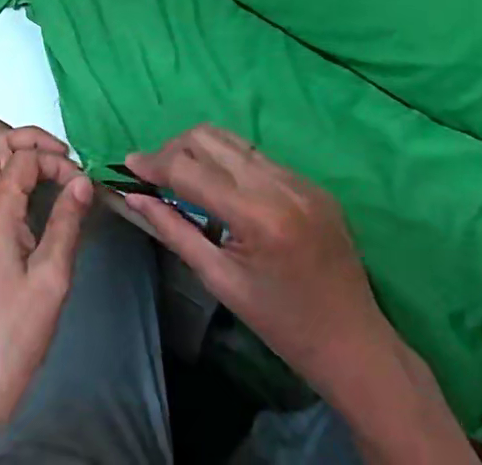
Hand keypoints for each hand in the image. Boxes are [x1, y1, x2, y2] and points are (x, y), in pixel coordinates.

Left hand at [0, 127, 92, 463]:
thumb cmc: (17, 330)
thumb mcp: (53, 275)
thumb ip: (66, 221)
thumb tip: (82, 181)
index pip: (25, 158)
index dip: (58, 162)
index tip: (83, 185)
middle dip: (30, 140)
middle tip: (63, 158)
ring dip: (11, 154)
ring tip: (44, 170)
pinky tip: (22, 197)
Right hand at [123, 124, 384, 392]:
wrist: (354, 343)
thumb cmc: (281, 323)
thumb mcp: (219, 280)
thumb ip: (174, 230)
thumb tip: (134, 197)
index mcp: (257, 215)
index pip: (190, 168)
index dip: (153, 163)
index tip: (127, 165)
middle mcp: (281, 184)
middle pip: (209, 138)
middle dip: (173, 149)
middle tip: (153, 175)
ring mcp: (301, 179)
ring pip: (233, 141)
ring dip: (199, 150)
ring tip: (181, 176)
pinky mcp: (311, 183)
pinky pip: (257, 156)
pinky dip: (228, 162)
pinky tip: (220, 188)